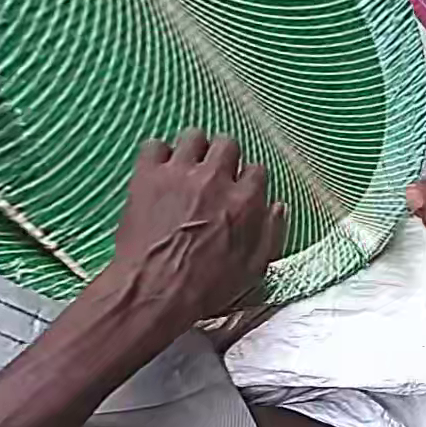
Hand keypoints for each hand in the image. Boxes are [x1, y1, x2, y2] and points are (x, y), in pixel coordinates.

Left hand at [105, 128, 285, 321]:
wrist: (154, 290)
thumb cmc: (206, 286)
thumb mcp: (252, 269)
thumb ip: (270, 233)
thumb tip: (277, 207)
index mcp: (245, 202)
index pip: (257, 170)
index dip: (249, 181)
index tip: (241, 192)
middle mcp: (215, 179)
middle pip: (227, 144)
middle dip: (225, 158)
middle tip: (216, 176)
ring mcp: (179, 173)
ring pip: (193, 136)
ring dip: (195, 150)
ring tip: (189, 168)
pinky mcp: (147, 174)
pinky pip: (155, 145)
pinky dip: (159, 156)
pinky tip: (161, 173)